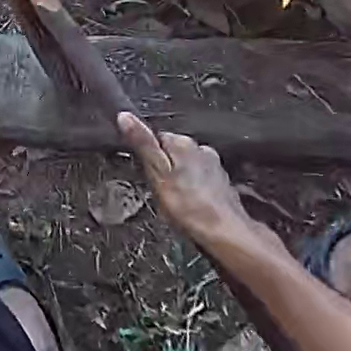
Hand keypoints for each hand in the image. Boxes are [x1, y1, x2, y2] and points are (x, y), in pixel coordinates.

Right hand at [117, 113, 284, 258]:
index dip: (148, 158)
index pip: (155, 139)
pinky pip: (200, 181)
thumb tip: (125, 116)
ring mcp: (214, 166)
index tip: (147, 175)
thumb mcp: (156, 173)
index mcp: (182, 143)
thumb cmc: (188, 206)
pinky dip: (194, 190)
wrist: (226, 234)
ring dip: (180, 180)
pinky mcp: (222, 183)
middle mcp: (201, 149)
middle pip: (172, 154)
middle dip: (164, 170)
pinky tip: (191, 206)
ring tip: (176, 202)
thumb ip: (142, 143)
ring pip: (186, 168)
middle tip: (161, 192)